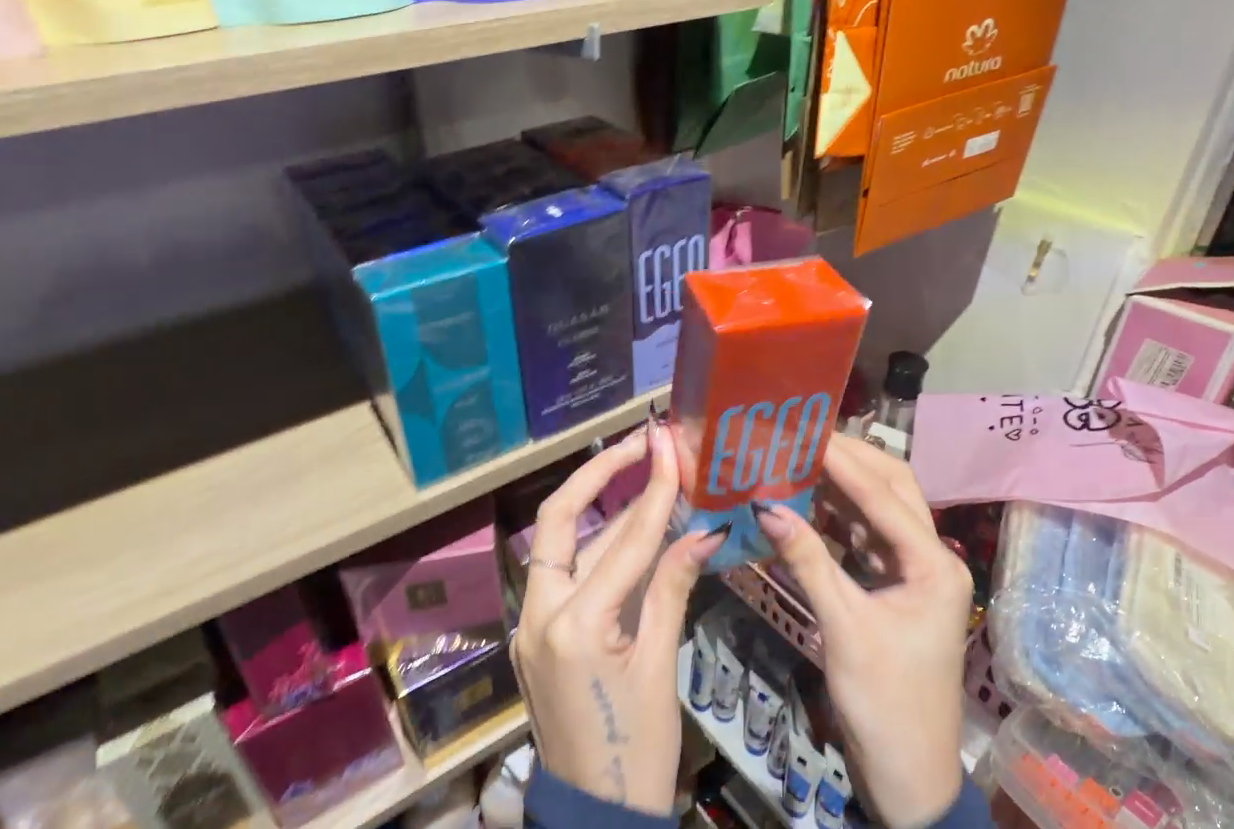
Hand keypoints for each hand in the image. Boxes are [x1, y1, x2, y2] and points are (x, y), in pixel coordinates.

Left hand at [512, 416, 729, 813]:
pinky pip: (563, 576)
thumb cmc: (637, 749)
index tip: (670, 446)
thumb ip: (672, 589)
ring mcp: (529, 624)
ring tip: (639, 473)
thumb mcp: (661, 668)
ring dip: (598, 508)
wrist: (594, 812)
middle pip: (558, 522)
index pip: (623, 541)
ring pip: (559, 546)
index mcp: (574, 625)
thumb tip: (705, 530)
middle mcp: (538, 614)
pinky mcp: (534, 635)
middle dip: (597, 475)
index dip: (653, 490)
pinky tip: (626, 531)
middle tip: (639, 442)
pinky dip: (595, 549)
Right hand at [754, 434, 974, 828]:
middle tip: (801, 432)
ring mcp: (914, 574)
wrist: (907, 773)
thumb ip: (807, 560)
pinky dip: (838, 518)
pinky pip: (867, 539)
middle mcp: (932, 559)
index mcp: (934, 565)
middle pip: (893, 490)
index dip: (840, 460)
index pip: (883, 495)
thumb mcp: (843, 627)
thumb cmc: (884, 701)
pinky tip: (804, 503)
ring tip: (798, 455)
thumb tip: (764, 504)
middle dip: (850, 458)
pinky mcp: (894, 590)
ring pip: (880, 511)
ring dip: (843, 485)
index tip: (801, 428)